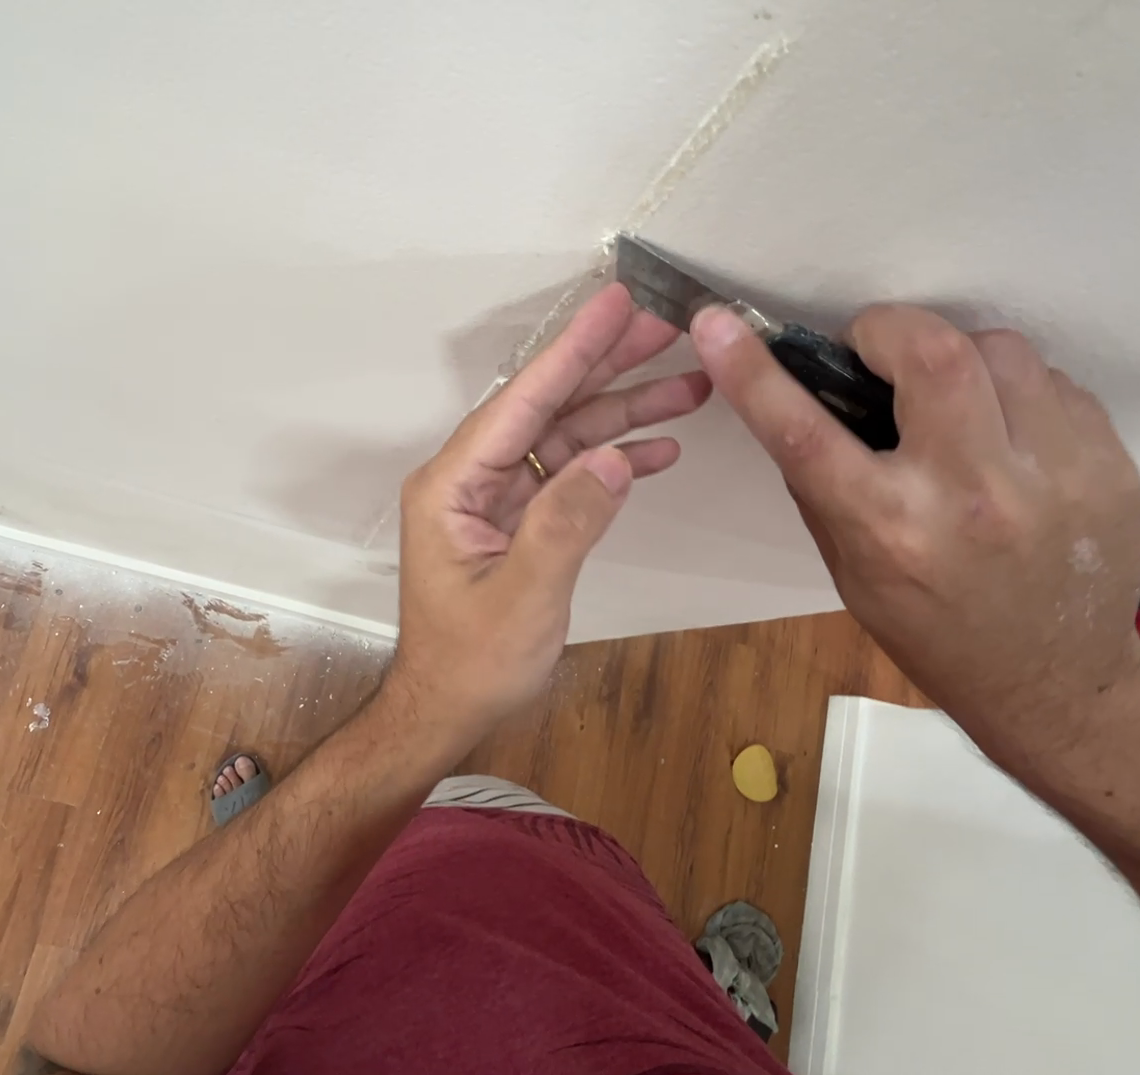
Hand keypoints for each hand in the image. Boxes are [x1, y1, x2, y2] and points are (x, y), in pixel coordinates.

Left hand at [387, 283, 711, 743]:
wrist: (450, 707)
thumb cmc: (473, 662)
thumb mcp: (523, 597)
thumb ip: (566, 524)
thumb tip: (615, 458)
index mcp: (452, 486)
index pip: (520, 403)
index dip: (572, 351)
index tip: (616, 303)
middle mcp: (470, 479)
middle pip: (546, 409)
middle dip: (606, 368)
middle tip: (667, 329)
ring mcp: (496, 498)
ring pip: (565, 439)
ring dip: (622, 414)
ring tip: (688, 387)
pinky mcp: (518, 520)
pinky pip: (568, 478)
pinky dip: (612, 464)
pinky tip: (657, 450)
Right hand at [690, 302, 1139, 744]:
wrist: (1050, 681)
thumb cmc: (925, 628)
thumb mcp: (848, 568)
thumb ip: (823, 483)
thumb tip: (801, 401)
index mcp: (887, 529)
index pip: (804, 433)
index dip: (751, 372)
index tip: (717, 325)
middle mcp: (970, 496)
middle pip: (933, 354)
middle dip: (888, 328)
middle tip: (872, 347)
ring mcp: (1054, 477)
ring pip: (1001, 351)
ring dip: (956, 357)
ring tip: (948, 399)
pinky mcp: (1111, 466)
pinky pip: (1051, 383)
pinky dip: (1011, 389)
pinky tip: (1004, 434)